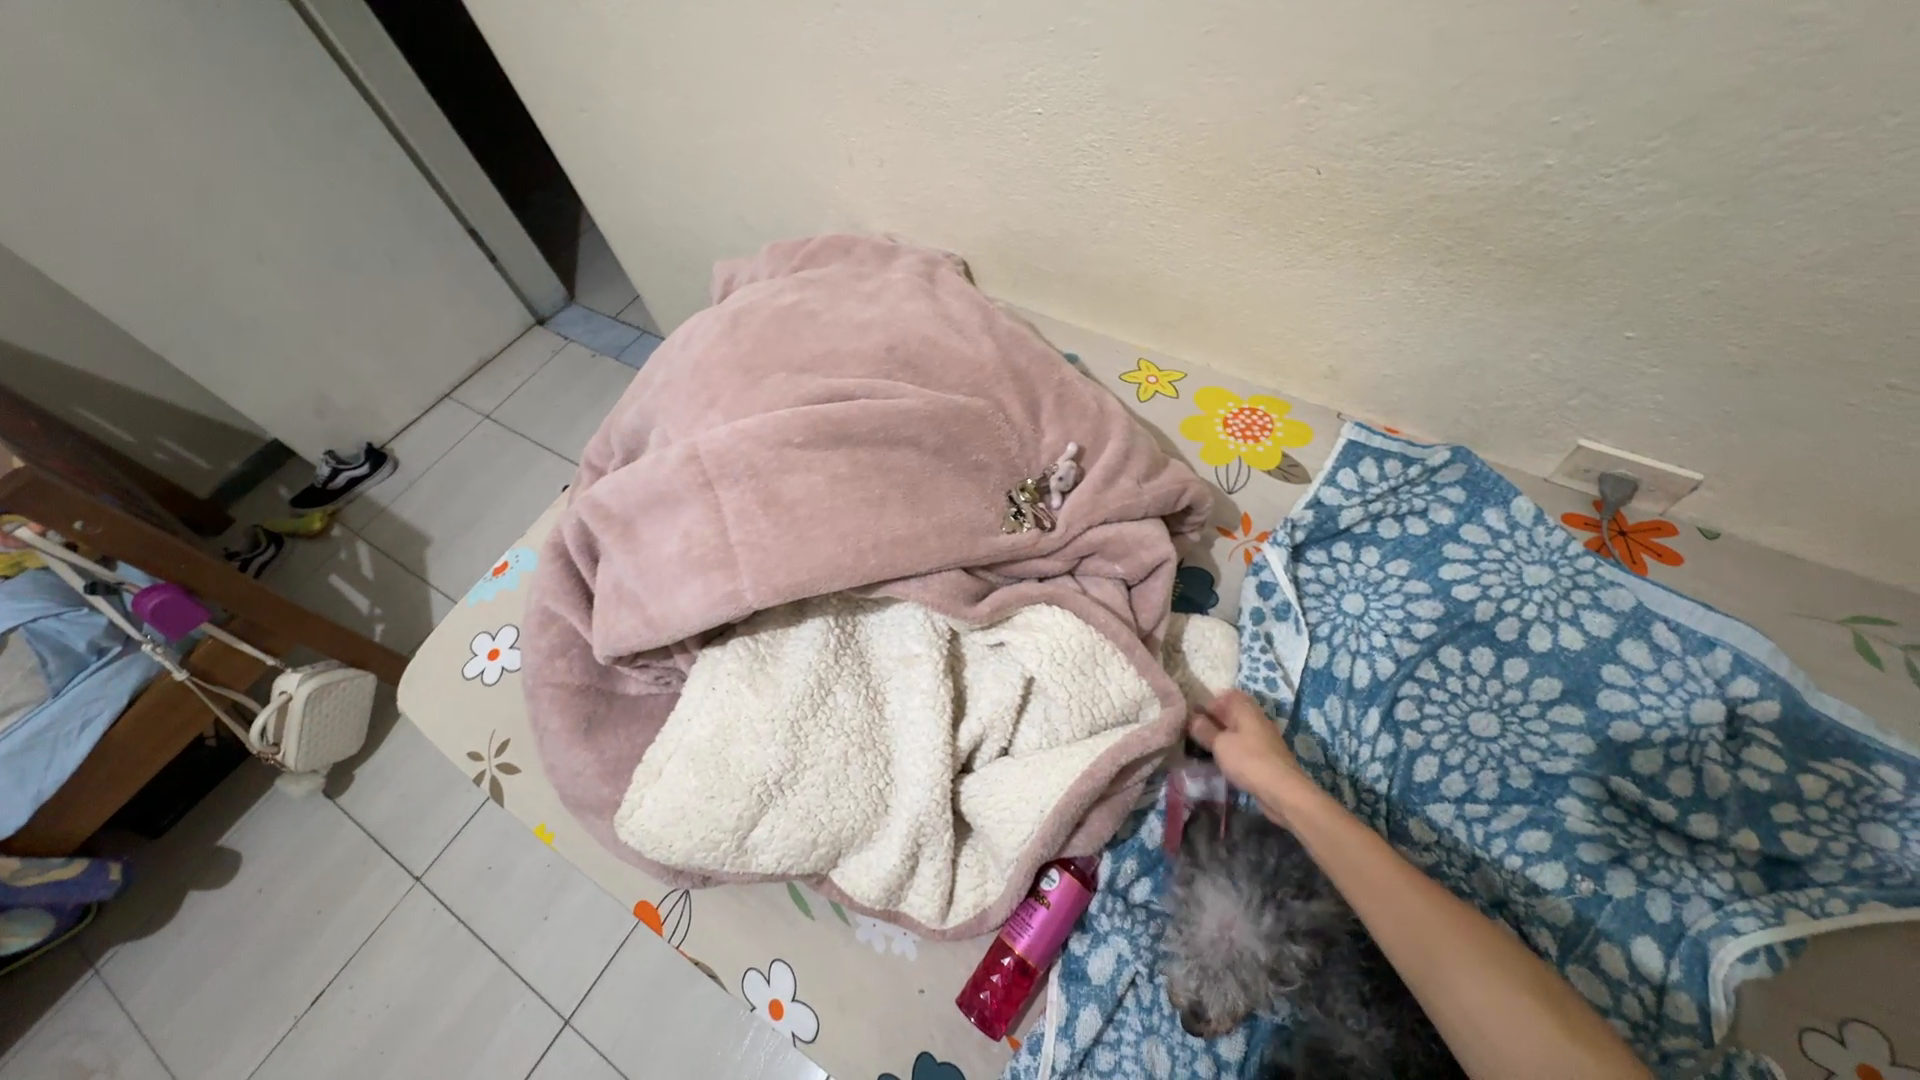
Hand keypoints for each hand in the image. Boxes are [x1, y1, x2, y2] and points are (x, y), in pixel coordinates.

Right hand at [1187, 690, 1318, 825]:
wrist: (1283, 790)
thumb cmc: (1248, 760)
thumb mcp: (1220, 744)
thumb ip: (1205, 730)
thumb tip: (1194, 719)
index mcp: (1246, 710)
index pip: (1227, 695)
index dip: (1210, 702)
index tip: (1194, 715)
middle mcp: (1257, 720)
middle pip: (1233, 713)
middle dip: (1214, 720)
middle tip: (1196, 732)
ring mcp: (1263, 739)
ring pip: (1239, 731)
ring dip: (1223, 736)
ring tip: (1206, 747)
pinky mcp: (1266, 756)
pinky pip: (1245, 746)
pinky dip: (1232, 750)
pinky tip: (1223, 761)